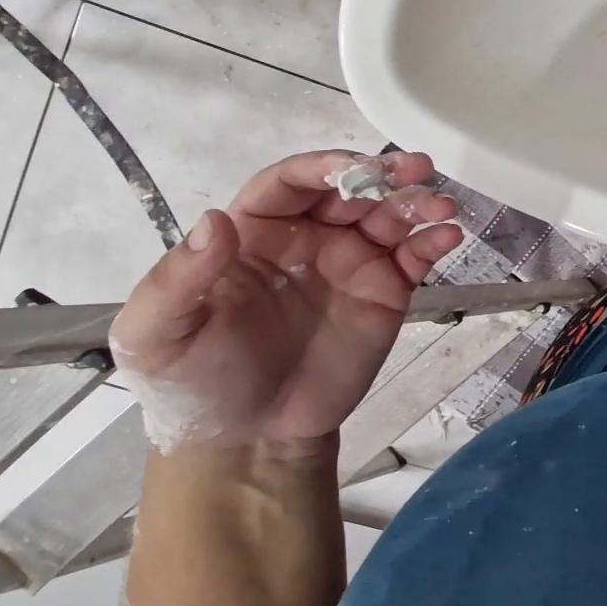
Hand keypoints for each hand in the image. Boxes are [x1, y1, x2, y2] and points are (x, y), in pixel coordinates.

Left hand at [108, 150, 464, 454]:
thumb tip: (217, 220)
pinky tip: (449, 236)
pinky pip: (416, 256)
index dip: (324, 168)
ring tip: (444, 206)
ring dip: (419, 203)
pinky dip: (435, 241)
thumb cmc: (196, 383)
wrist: (253, 438)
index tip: (356, 169)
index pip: (291, 184)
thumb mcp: (157, 335)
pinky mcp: (388, 291)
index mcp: (255, 234)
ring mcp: (354, 263)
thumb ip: (179, 278)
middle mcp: (310, 238)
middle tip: (417, 167)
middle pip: (351, 191)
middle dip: (385, 175)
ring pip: (391, 216)